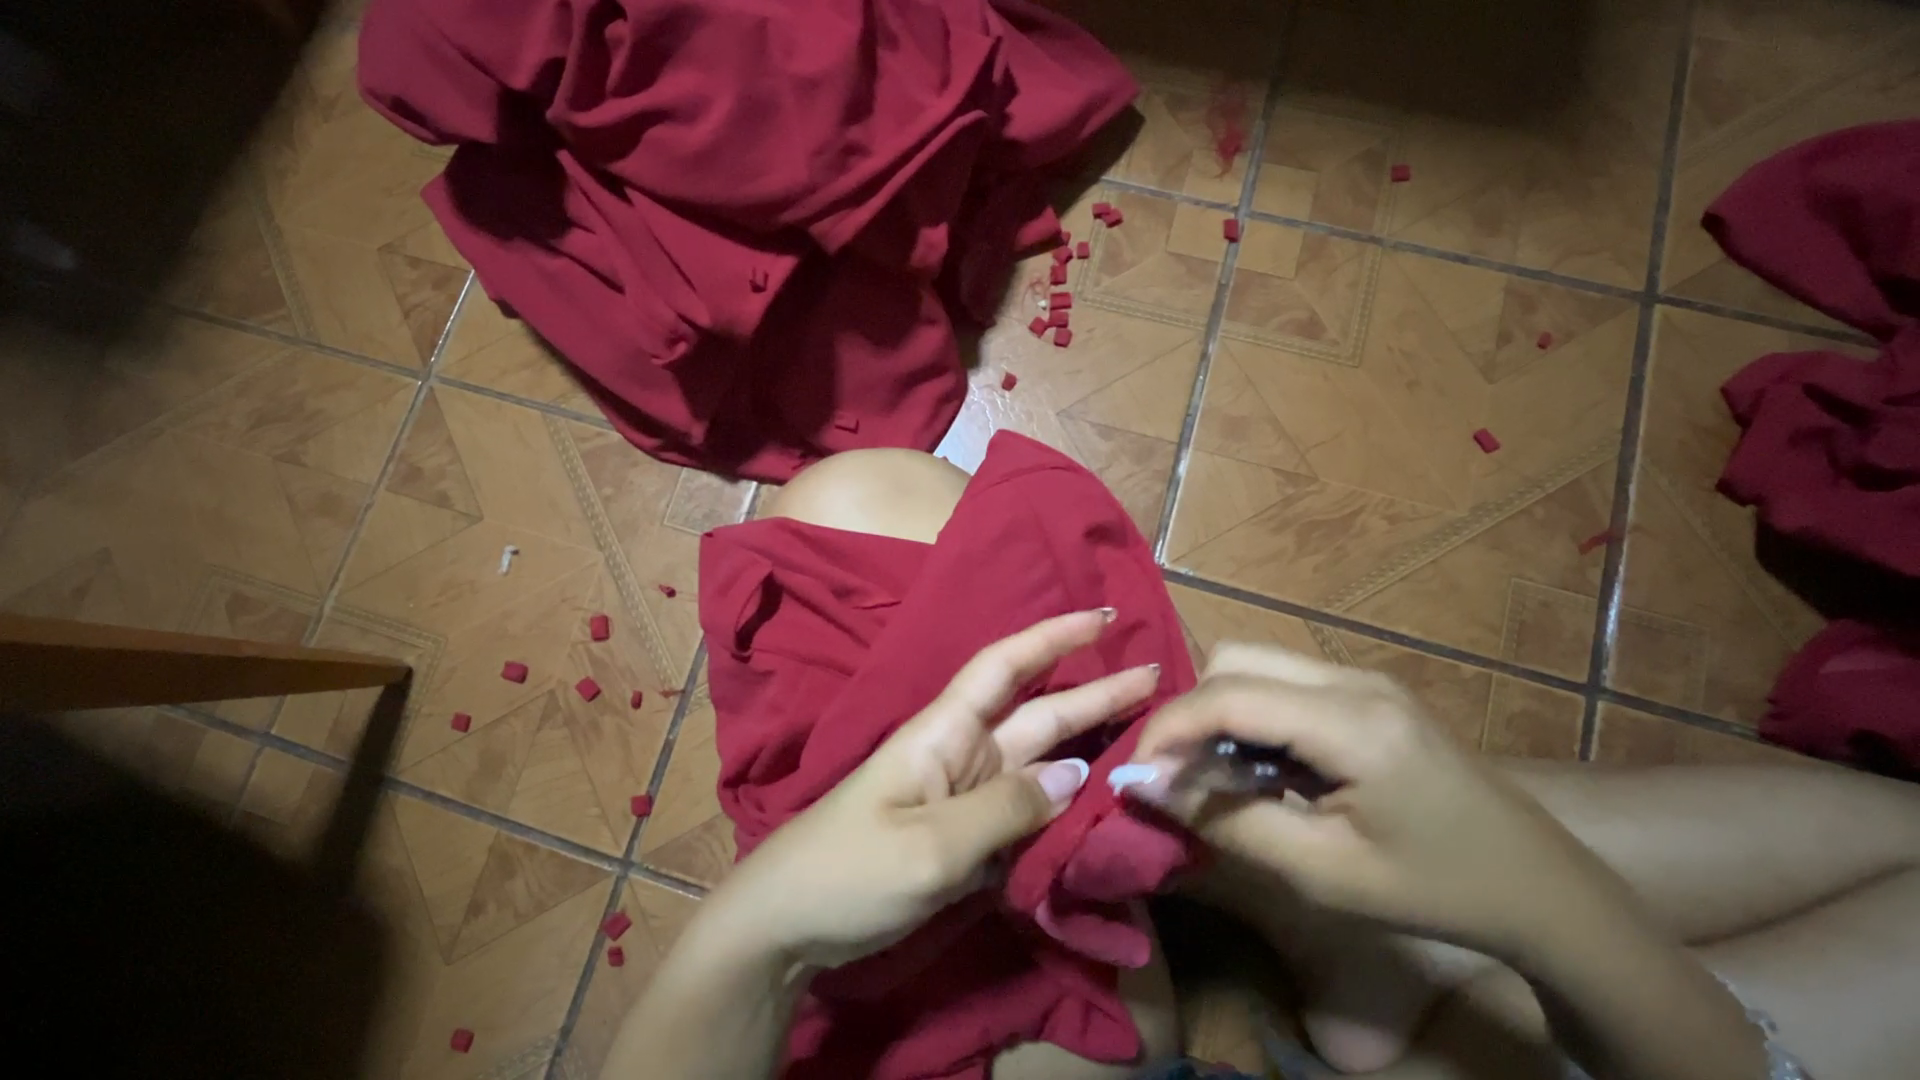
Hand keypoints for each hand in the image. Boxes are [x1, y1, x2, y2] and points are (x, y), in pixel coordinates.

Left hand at [706, 609, 1160, 969]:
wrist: (787, 926)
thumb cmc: (849, 870)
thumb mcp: (931, 843)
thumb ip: (1008, 809)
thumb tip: (1074, 776)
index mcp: (944, 733)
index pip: (1005, 666)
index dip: (1054, 637)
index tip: (1104, 617)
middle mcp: (963, 755)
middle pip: (1038, 714)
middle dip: (1095, 694)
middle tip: (1159, 676)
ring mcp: (967, 799)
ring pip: (1040, 765)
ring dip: (1089, 749)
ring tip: (1148, 738)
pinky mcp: (968, 841)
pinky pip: (1029, 814)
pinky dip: (1067, 808)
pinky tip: (1102, 808)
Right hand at [1121, 643, 1638, 958]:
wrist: (1538, 884)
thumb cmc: (1431, 889)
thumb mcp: (1321, 873)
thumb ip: (1226, 820)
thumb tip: (1145, 783)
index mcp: (1353, 724)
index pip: (1228, 695)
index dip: (1168, 727)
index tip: (1135, 774)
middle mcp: (1355, 680)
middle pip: (1234, 660)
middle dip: (1190, 712)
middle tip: (1178, 776)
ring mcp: (1365, 679)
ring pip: (1255, 663)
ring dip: (1219, 710)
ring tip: (1218, 775)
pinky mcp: (1368, 691)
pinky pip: (1283, 681)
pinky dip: (1250, 713)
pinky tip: (1263, 768)